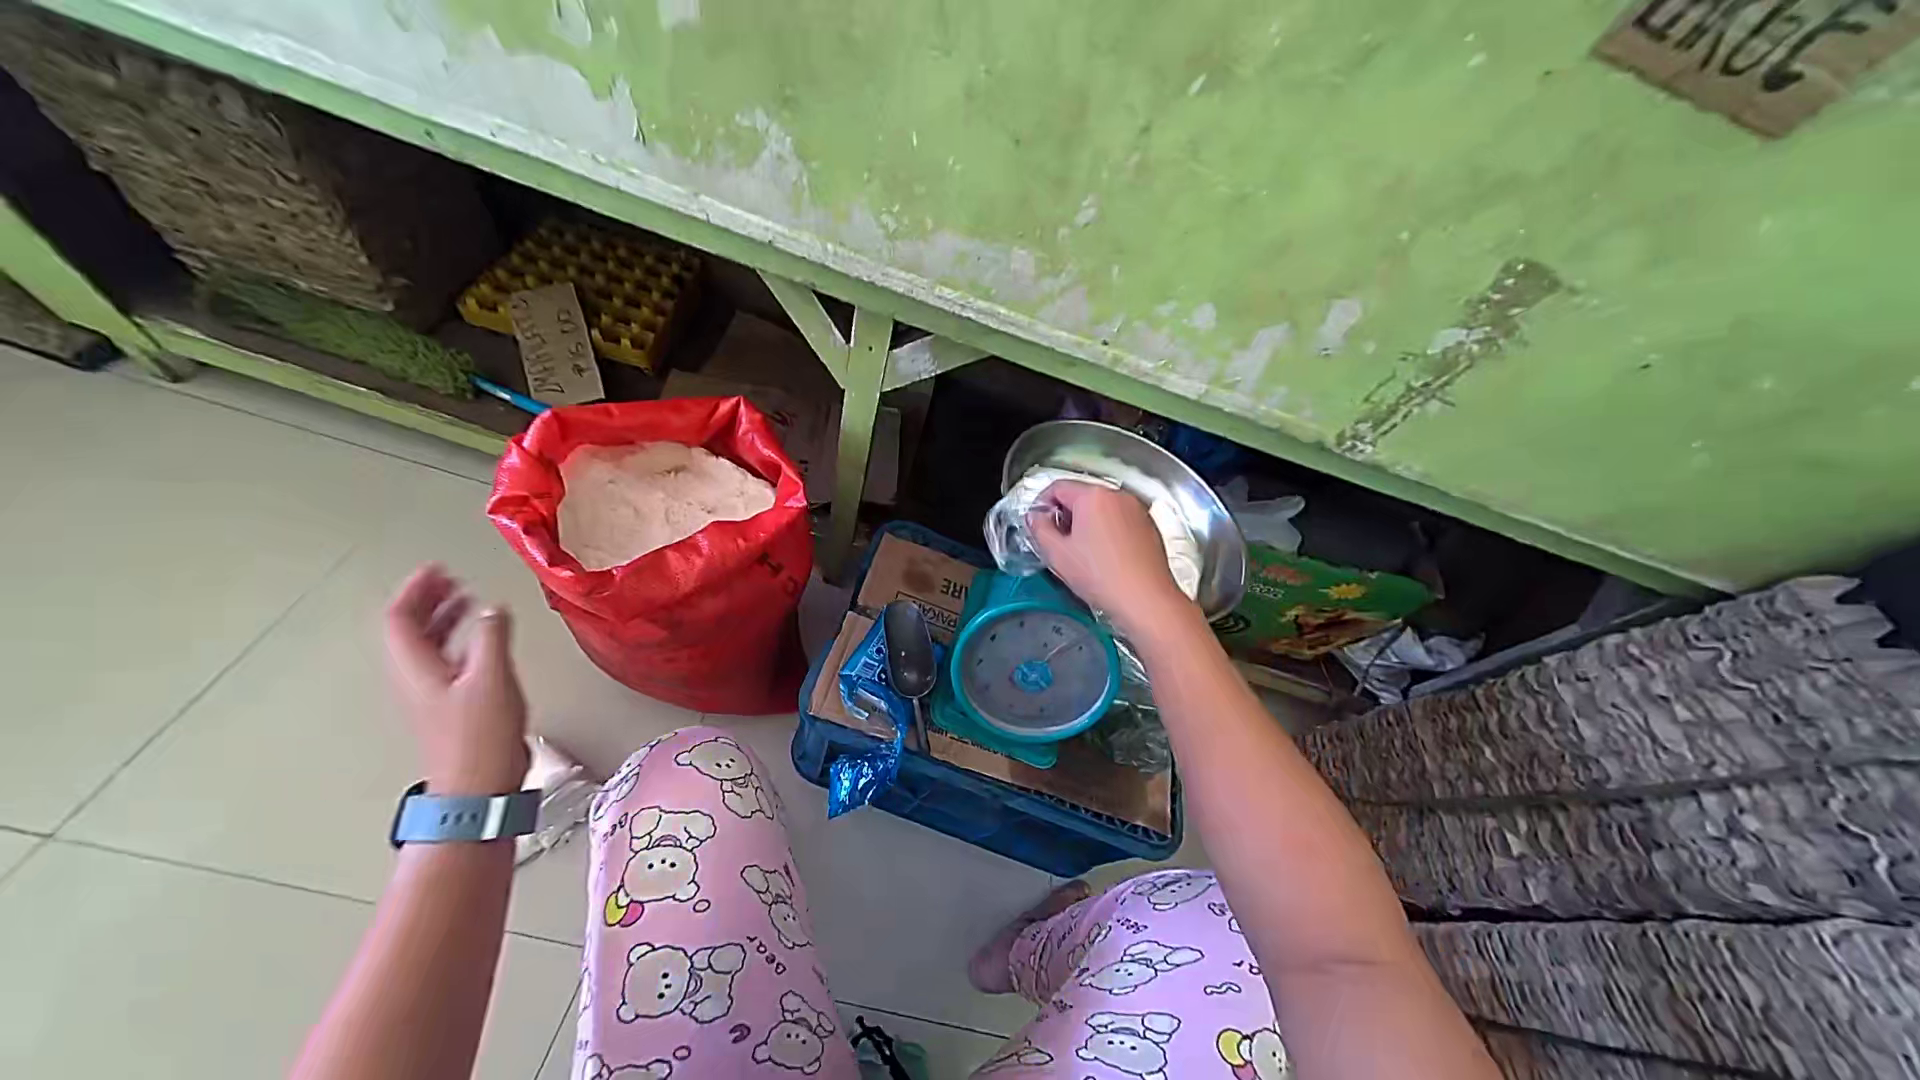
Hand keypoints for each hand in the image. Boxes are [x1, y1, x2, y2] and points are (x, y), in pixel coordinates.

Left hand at [385, 564, 529, 795]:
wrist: (477, 788)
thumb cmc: (480, 736)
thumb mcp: (490, 678)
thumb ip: (492, 637)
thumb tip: (492, 609)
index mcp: (418, 668)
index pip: (400, 619)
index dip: (416, 590)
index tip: (437, 569)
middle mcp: (417, 678)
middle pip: (409, 630)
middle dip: (428, 600)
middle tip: (451, 579)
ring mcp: (432, 693)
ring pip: (427, 645)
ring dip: (444, 618)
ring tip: (467, 601)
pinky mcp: (452, 705)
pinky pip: (446, 659)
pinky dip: (459, 639)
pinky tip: (482, 639)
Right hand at [1026, 481, 1200, 638]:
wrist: (1145, 599)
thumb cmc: (1104, 577)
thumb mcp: (1057, 554)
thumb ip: (1039, 528)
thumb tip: (1036, 518)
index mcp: (1092, 497)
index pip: (1057, 487)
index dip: (1042, 504)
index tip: (1038, 521)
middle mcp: (1117, 496)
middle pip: (1081, 495)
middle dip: (1065, 515)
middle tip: (1057, 541)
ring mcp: (1136, 510)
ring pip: (1101, 508)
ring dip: (1086, 524)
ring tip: (1081, 553)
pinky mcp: (1148, 525)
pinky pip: (1120, 520)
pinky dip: (1107, 532)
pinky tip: (1103, 557)